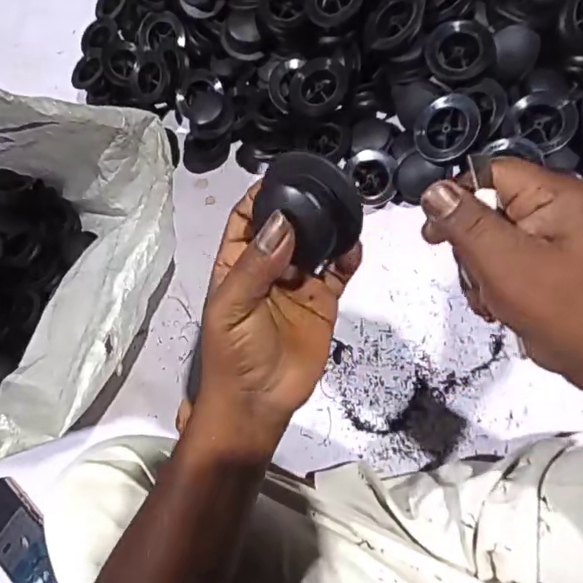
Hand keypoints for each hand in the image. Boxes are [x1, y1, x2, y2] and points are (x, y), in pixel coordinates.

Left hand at [181, 187, 359, 459]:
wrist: (257, 402)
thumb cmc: (231, 359)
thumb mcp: (232, 307)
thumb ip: (255, 265)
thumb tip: (281, 224)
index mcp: (235, 266)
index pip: (246, 220)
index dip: (260, 199)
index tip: (280, 180)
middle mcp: (267, 270)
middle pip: (285, 227)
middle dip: (299, 208)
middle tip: (318, 192)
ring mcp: (297, 286)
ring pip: (315, 245)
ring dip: (326, 229)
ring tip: (339, 213)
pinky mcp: (322, 303)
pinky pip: (338, 273)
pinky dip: (347, 257)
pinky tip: (350, 248)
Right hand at [420, 159, 582, 387]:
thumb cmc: (573, 312)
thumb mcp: (504, 260)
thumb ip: (465, 222)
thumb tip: (437, 193)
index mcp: (554, 194)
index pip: (487, 172)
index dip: (456, 199)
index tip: (438, 227)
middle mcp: (553, 211)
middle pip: (482, 209)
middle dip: (469, 246)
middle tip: (479, 269)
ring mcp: (547, 239)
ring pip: (485, 241)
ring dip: (477, 272)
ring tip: (495, 292)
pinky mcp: (540, 265)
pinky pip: (497, 264)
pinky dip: (489, 286)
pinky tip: (500, 302)